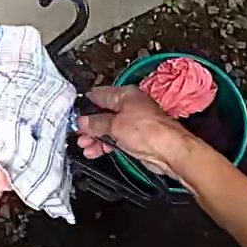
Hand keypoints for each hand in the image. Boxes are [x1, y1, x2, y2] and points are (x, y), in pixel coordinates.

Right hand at [76, 85, 199, 178]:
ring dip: (96, 137)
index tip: (75, 114)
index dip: (85, 105)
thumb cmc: (151, 132)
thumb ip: (96, 123)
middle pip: (104, 113)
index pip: (99, 95)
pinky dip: (106, 144)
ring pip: (109, 127)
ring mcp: (135, 122)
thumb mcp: (115, 125)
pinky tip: (96, 151)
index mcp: (126, 95)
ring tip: (85, 145)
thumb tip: (83, 121)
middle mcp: (131, 106)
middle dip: (89, 124)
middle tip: (79, 133)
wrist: (171, 151)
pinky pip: (117, 139)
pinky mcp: (138, 137)